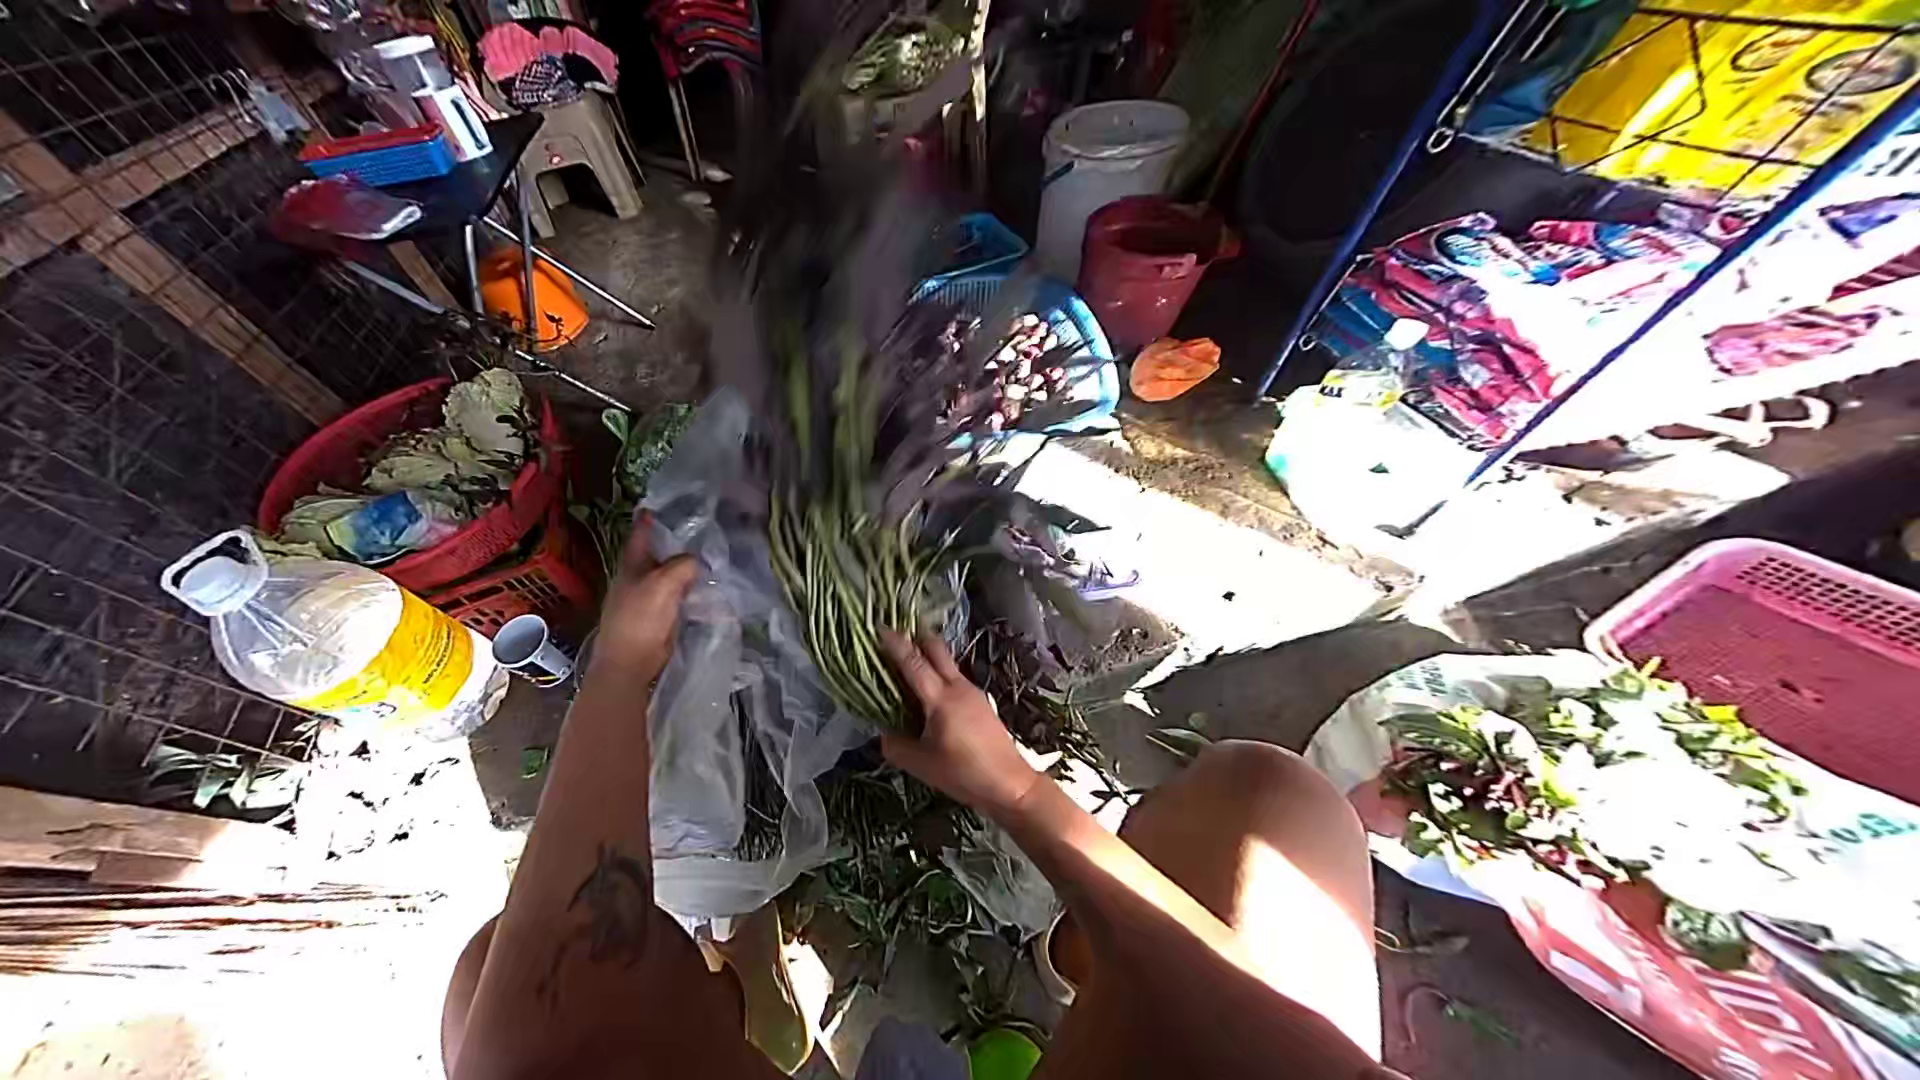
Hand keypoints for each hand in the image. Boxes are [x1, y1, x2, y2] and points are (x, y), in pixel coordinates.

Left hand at [590, 513, 698, 685]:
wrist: (630, 663)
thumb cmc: (640, 620)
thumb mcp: (662, 584)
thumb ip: (683, 566)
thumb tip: (697, 562)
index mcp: (632, 566)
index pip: (640, 534)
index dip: (650, 518)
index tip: (663, 504)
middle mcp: (638, 578)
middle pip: (659, 553)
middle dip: (676, 541)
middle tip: (702, 529)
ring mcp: (649, 597)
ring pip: (671, 574)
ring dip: (688, 566)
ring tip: (712, 557)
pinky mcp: (660, 615)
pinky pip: (680, 595)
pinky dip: (693, 588)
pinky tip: (709, 587)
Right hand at [878, 630, 1044, 820]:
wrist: (1009, 783)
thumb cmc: (963, 773)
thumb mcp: (921, 765)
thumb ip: (896, 745)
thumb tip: (883, 732)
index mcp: (940, 698)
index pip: (913, 662)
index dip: (895, 644)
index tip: (880, 628)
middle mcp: (958, 687)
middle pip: (936, 648)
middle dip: (916, 636)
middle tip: (896, 633)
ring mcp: (972, 692)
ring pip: (947, 662)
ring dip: (928, 655)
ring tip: (908, 662)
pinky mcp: (980, 702)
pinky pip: (954, 677)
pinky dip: (938, 673)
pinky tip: (929, 690)